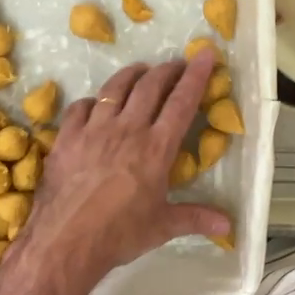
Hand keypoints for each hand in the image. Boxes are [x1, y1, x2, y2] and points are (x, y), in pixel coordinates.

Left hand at [14, 49, 229, 288]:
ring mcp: (93, 130)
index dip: (196, 76)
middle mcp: (127, 130)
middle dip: (166, 70)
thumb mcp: (162, 227)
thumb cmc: (119, 234)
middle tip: (175, 64)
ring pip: (114, 89)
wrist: (65, 241)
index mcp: (156, 148)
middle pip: (150, 87)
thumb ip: (195, 218)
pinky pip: (80, 108)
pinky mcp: (66, 138)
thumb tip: (229, 226)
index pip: (181, 103)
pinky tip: (95, 105)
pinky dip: (92, 102)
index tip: (204, 54)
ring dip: (131, 75)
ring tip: (140, 70)